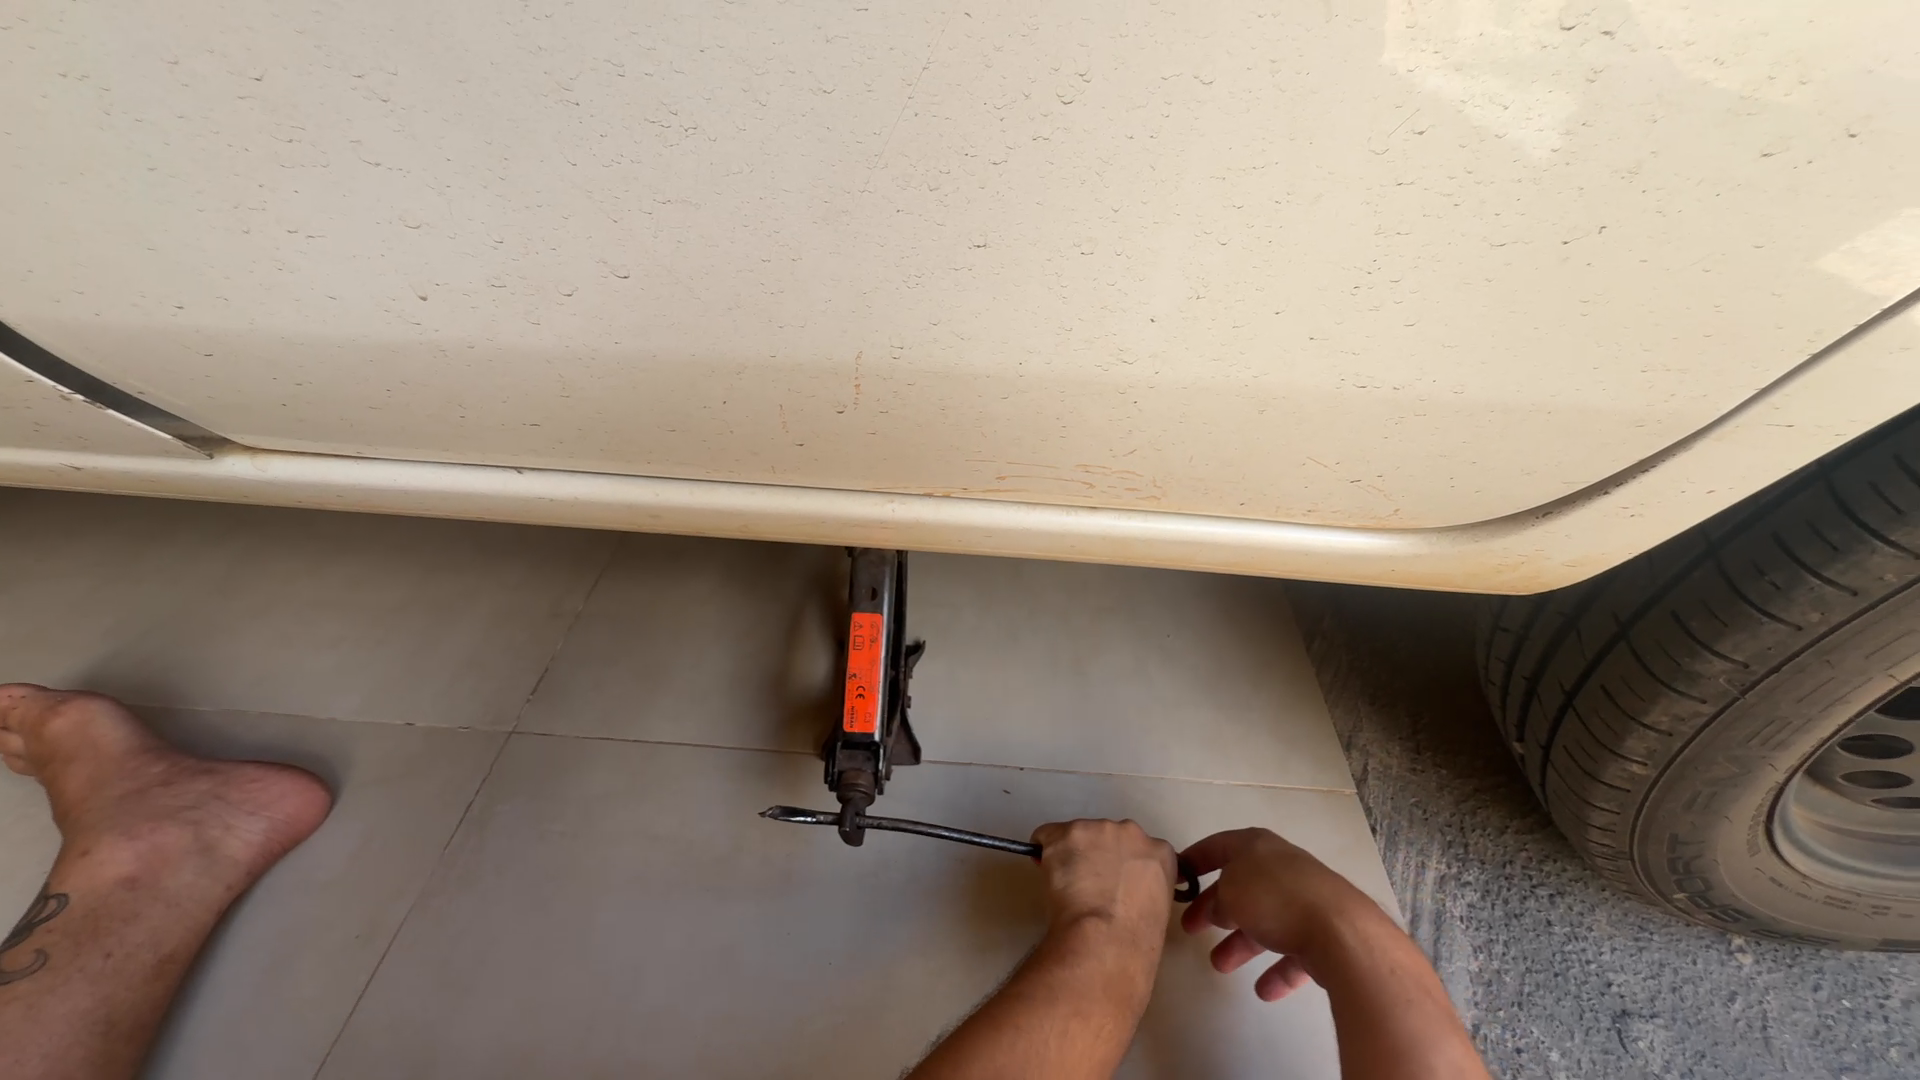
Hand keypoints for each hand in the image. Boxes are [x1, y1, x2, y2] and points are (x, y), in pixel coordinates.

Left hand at [1030, 819, 1177, 938]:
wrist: (1106, 936)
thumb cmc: (1136, 937)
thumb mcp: (1159, 907)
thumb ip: (1147, 886)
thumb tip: (1129, 888)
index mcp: (1158, 851)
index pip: (1140, 849)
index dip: (1123, 866)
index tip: (1115, 883)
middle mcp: (1128, 830)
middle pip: (1108, 837)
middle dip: (1099, 855)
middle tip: (1091, 886)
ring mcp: (1094, 829)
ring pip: (1078, 836)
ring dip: (1073, 854)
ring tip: (1070, 887)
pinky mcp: (1062, 834)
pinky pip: (1047, 836)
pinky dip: (1045, 853)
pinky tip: (1049, 875)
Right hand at [1179, 827, 1382, 1001]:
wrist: (1341, 932)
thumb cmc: (1274, 899)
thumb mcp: (1229, 891)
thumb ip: (1217, 898)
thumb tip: (1219, 908)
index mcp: (1257, 846)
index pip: (1218, 846)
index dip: (1195, 859)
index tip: (1177, 876)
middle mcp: (1282, 868)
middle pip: (1241, 887)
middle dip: (1215, 909)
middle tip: (1191, 928)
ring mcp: (1307, 901)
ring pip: (1266, 921)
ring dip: (1241, 943)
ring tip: (1220, 965)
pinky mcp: (1327, 935)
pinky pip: (1294, 952)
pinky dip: (1277, 969)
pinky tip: (1264, 990)